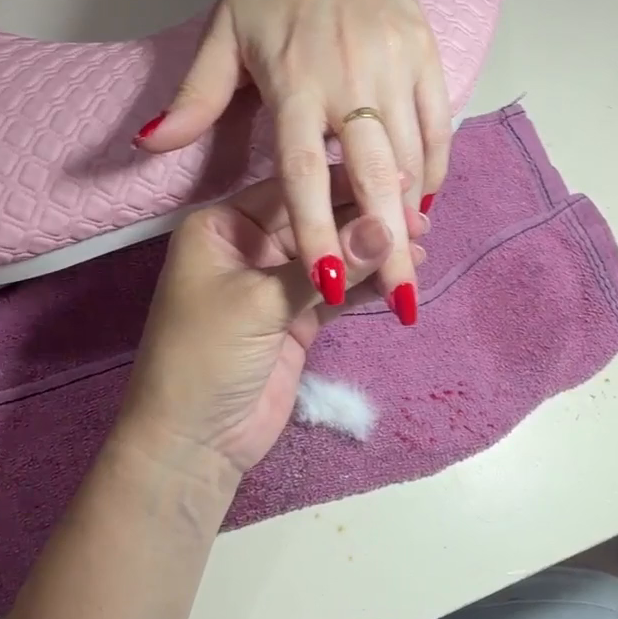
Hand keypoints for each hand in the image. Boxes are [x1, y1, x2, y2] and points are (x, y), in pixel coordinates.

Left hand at [117, 177, 429, 477]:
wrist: (195, 441)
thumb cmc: (207, 357)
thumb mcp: (262, 303)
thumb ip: (330, 265)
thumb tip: (389, 229)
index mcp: (222, 227)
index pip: (290, 191)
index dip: (343, 185)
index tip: (396, 177)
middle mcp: (249, 247)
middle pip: (317, 222)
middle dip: (365, 220)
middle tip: (420, 217)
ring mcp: (275, 285)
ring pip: (333, 258)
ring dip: (374, 254)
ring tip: (422, 245)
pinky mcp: (297, 320)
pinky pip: (338, 294)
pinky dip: (368, 287)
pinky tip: (403, 275)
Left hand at [135, 0, 448, 325]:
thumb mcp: (221, 33)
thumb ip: (194, 98)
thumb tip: (149, 146)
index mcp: (292, 81)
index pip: (305, 173)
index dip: (318, 232)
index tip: (332, 285)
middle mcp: (348, 78)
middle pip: (375, 177)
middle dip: (391, 245)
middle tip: (406, 300)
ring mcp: (395, 65)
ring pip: (414, 157)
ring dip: (414, 213)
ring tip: (412, 257)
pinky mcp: (427, 55)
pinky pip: (438, 127)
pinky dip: (437, 169)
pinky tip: (428, 202)